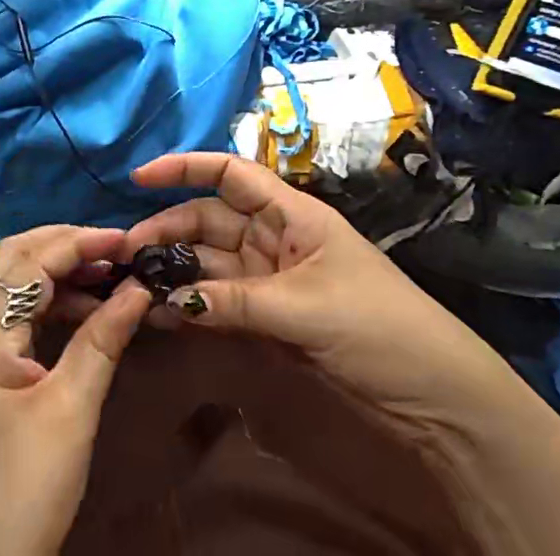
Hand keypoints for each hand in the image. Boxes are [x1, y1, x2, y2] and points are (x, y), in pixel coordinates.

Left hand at [0, 226, 151, 555]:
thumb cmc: (28, 485)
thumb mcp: (72, 408)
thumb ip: (103, 339)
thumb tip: (141, 286)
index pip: (28, 263)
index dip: (78, 244)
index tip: (126, 242)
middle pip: (14, 261)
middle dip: (65, 245)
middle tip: (115, 250)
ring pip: (18, 284)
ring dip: (63, 271)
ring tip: (111, 276)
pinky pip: (24, 314)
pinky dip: (58, 301)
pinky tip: (92, 310)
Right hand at [126, 154, 528, 438]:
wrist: (432, 391)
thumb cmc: (377, 325)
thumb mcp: (304, 307)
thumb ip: (235, 301)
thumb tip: (169, 302)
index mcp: (292, 213)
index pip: (231, 174)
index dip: (185, 168)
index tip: (139, 177)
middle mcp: (276, 237)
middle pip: (210, 220)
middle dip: (168, 231)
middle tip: (127, 255)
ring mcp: (271, 277)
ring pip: (210, 263)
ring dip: (175, 273)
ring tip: (135, 288)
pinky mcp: (269, 315)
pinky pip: (221, 301)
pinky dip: (193, 306)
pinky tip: (163, 316)